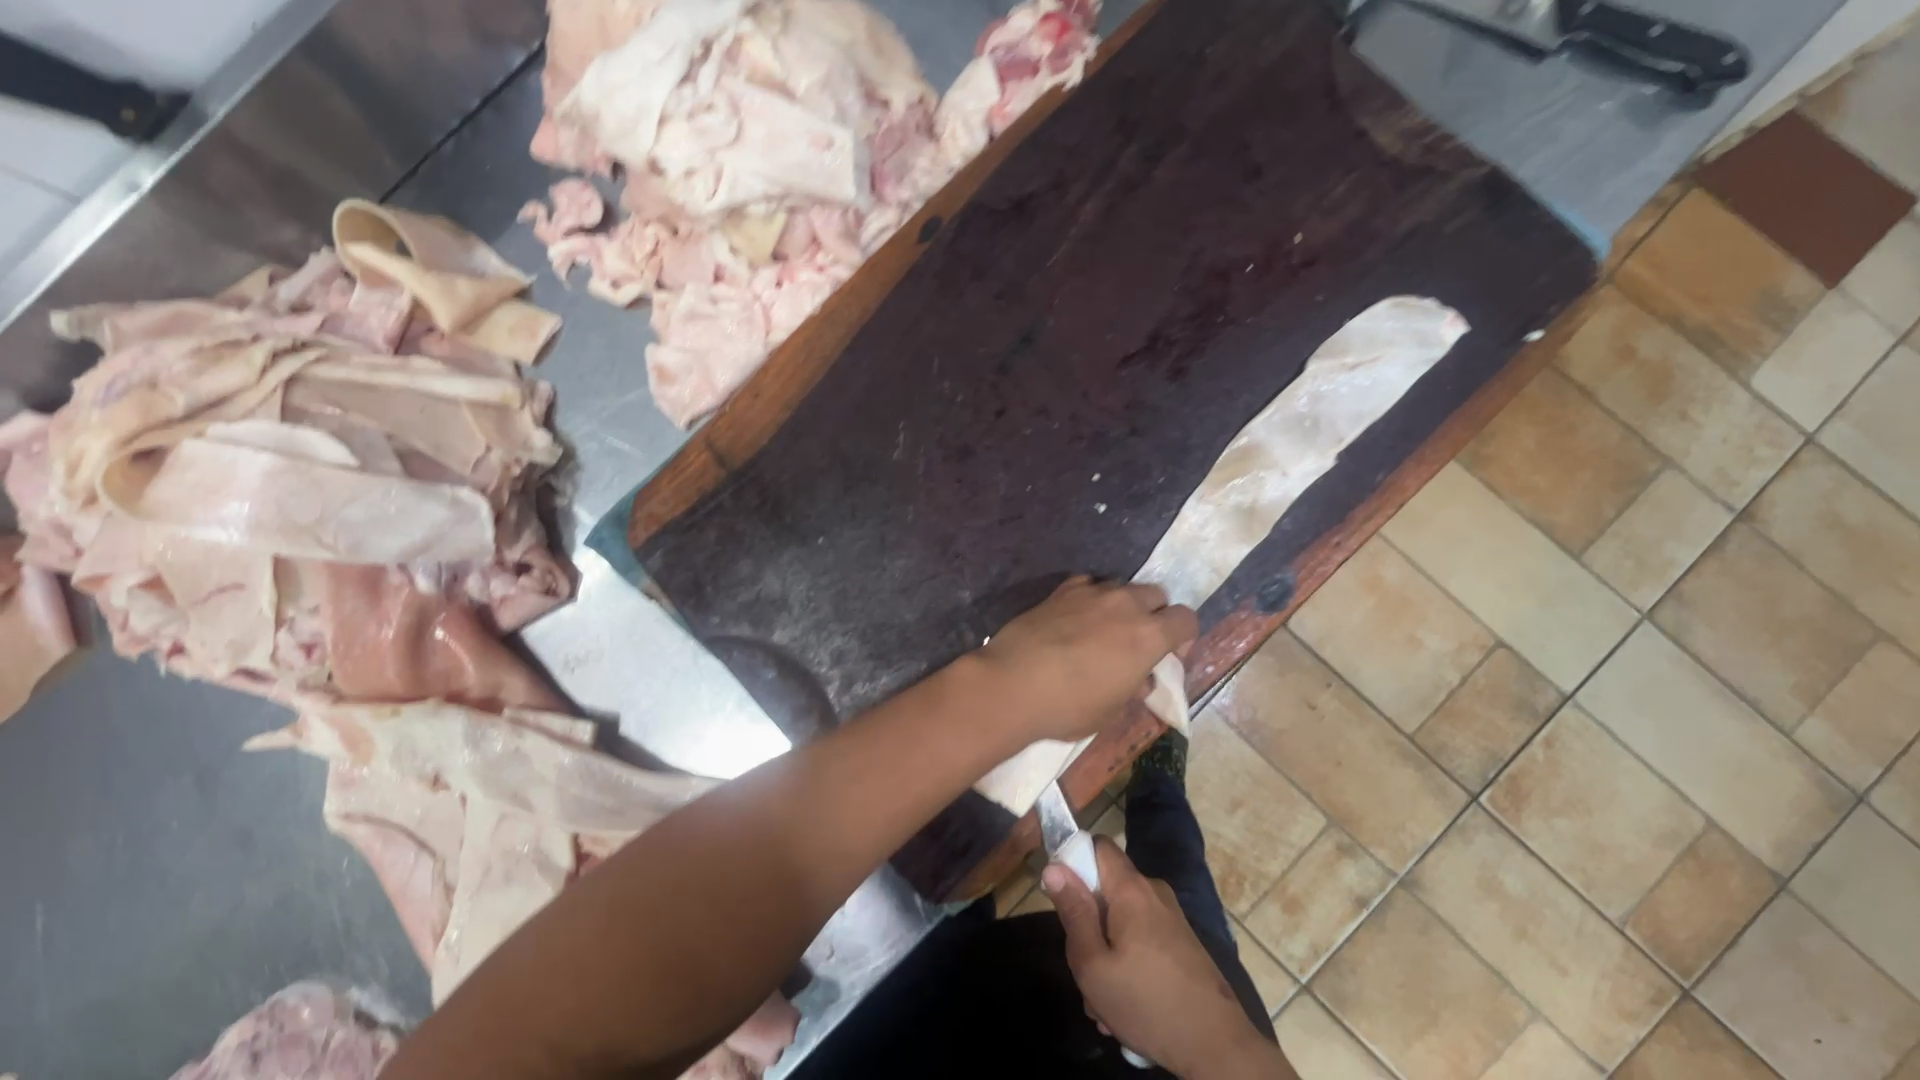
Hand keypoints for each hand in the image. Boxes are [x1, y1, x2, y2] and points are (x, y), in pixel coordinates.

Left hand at [970, 576, 1196, 744]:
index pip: (1186, 619)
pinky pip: (1087, 586)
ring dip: (1122, 605)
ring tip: (1104, 631)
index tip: (1169, 657)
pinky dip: (1090, 599)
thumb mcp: (1112, 711)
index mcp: (1149, 636)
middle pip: (1156, 595)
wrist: (1012, 684)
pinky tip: (1075, 620)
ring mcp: (1091, 593)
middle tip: (1138, 643)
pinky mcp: (1060, 591)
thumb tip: (1139, 679)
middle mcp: (1125, 604)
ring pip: (1121, 587)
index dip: (1184, 637)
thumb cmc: (1069, 706)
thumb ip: (1133, 689)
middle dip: (1154, 615)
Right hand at [1046, 839, 1296, 1079]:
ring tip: (1104, 1004)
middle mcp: (1155, 894)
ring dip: (1106, 954)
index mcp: (1132, 890)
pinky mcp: (1182, 944)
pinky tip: (1126, 1007)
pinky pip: (1141, 941)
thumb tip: (1054, 867)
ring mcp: (1172, 919)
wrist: (1218, 1046)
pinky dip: (1128, 965)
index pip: (1098, 845)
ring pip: (1122, 923)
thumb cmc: (1147, 1003)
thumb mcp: (1093, 964)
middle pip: (1107, 889)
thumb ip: (1073, 912)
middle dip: (1088, 925)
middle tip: (1083, 967)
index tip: (1061, 896)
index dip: (1074, 860)